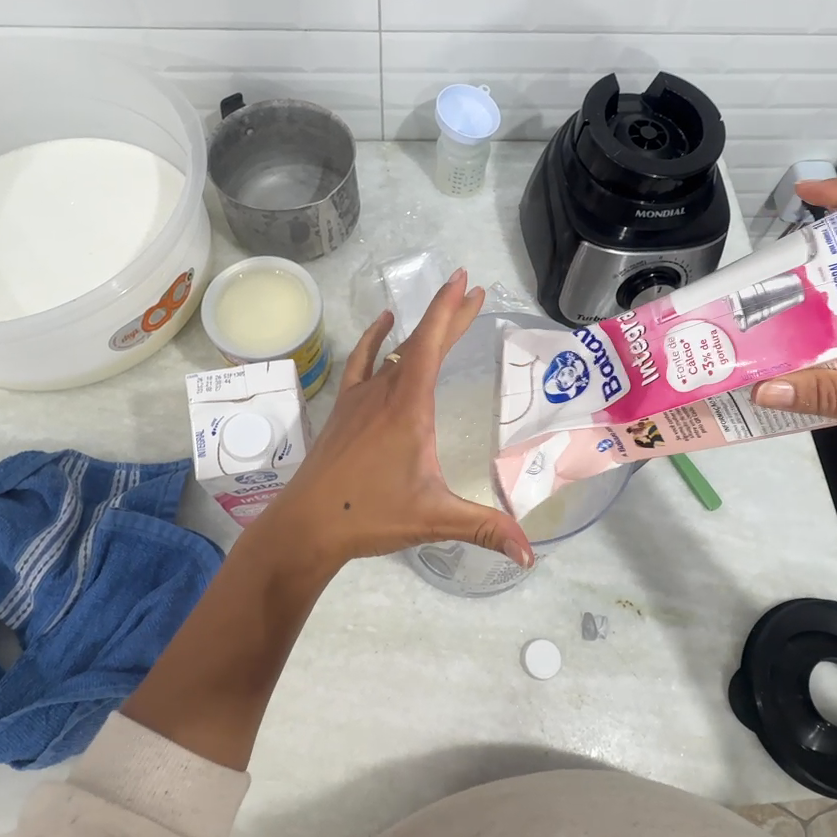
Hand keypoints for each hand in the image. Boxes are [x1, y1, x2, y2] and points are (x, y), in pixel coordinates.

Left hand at [253, 269, 533, 569]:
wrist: (305, 524)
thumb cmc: (368, 515)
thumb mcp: (432, 519)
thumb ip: (484, 529)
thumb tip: (531, 554)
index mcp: (408, 407)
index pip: (431, 344)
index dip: (448, 310)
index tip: (464, 281)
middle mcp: (384, 392)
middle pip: (419, 341)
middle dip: (448, 315)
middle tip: (471, 289)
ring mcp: (360, 399)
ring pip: (395, 350)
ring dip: (421, 329)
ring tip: (443, 308)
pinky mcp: (344, 410)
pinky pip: (361, 363)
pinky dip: (374, 340)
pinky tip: (382, 326)